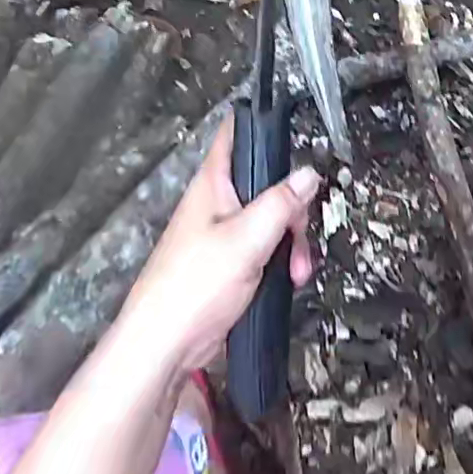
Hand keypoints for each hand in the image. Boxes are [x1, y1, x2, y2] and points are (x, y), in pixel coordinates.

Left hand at [115, 112, 318, 379]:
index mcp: (214, 182)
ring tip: (296, 270)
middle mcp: (218, 201)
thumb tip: (309, 173)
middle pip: (267, 183)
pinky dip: (280, 260)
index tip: (291, 127)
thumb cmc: (194, 285)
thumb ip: (281, 203)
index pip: (237, 134)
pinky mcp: (229, 262)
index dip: (262, 124)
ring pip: (270, 218)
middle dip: (293, 208)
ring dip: (290, 240)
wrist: (163, 349)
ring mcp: (224, 232)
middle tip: (301, 233)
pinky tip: (288, 281)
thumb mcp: (247, 238)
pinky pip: (264, 247)